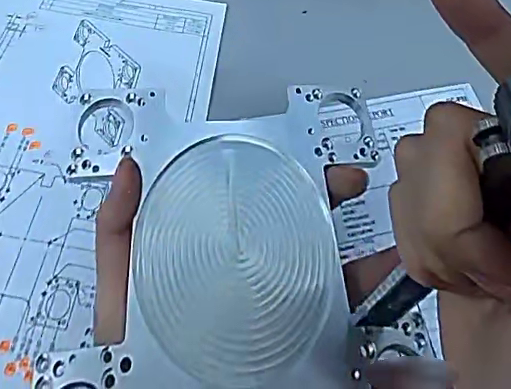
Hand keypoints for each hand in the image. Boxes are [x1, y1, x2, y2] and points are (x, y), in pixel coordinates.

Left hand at [92, 155, 385, 344]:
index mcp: (219, 260)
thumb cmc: (136, 355)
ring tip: (386, 241)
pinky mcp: (304, 354)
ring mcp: (281, 319)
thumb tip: (129, 168)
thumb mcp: (121, 290)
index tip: (310, 155)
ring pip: (333, 275)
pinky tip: (389, 291)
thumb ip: (121, 231)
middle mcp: (255, 283)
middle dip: (331, 200)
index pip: (259, 205)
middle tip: (351, 180)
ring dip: (365, 255)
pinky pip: (347, 328)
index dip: (286, 175)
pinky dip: (375, 308)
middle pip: (302, 230)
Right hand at [390, 0, 510, 388]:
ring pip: (427, 151)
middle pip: (467, 122)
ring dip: (436, 225)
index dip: (496, 31)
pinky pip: (407, 187)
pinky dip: (418, 237)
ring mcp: (502, 202)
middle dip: (455, 194)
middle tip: (488, 267)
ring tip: (476, 284)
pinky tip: (454, 279)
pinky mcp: (460, 221)